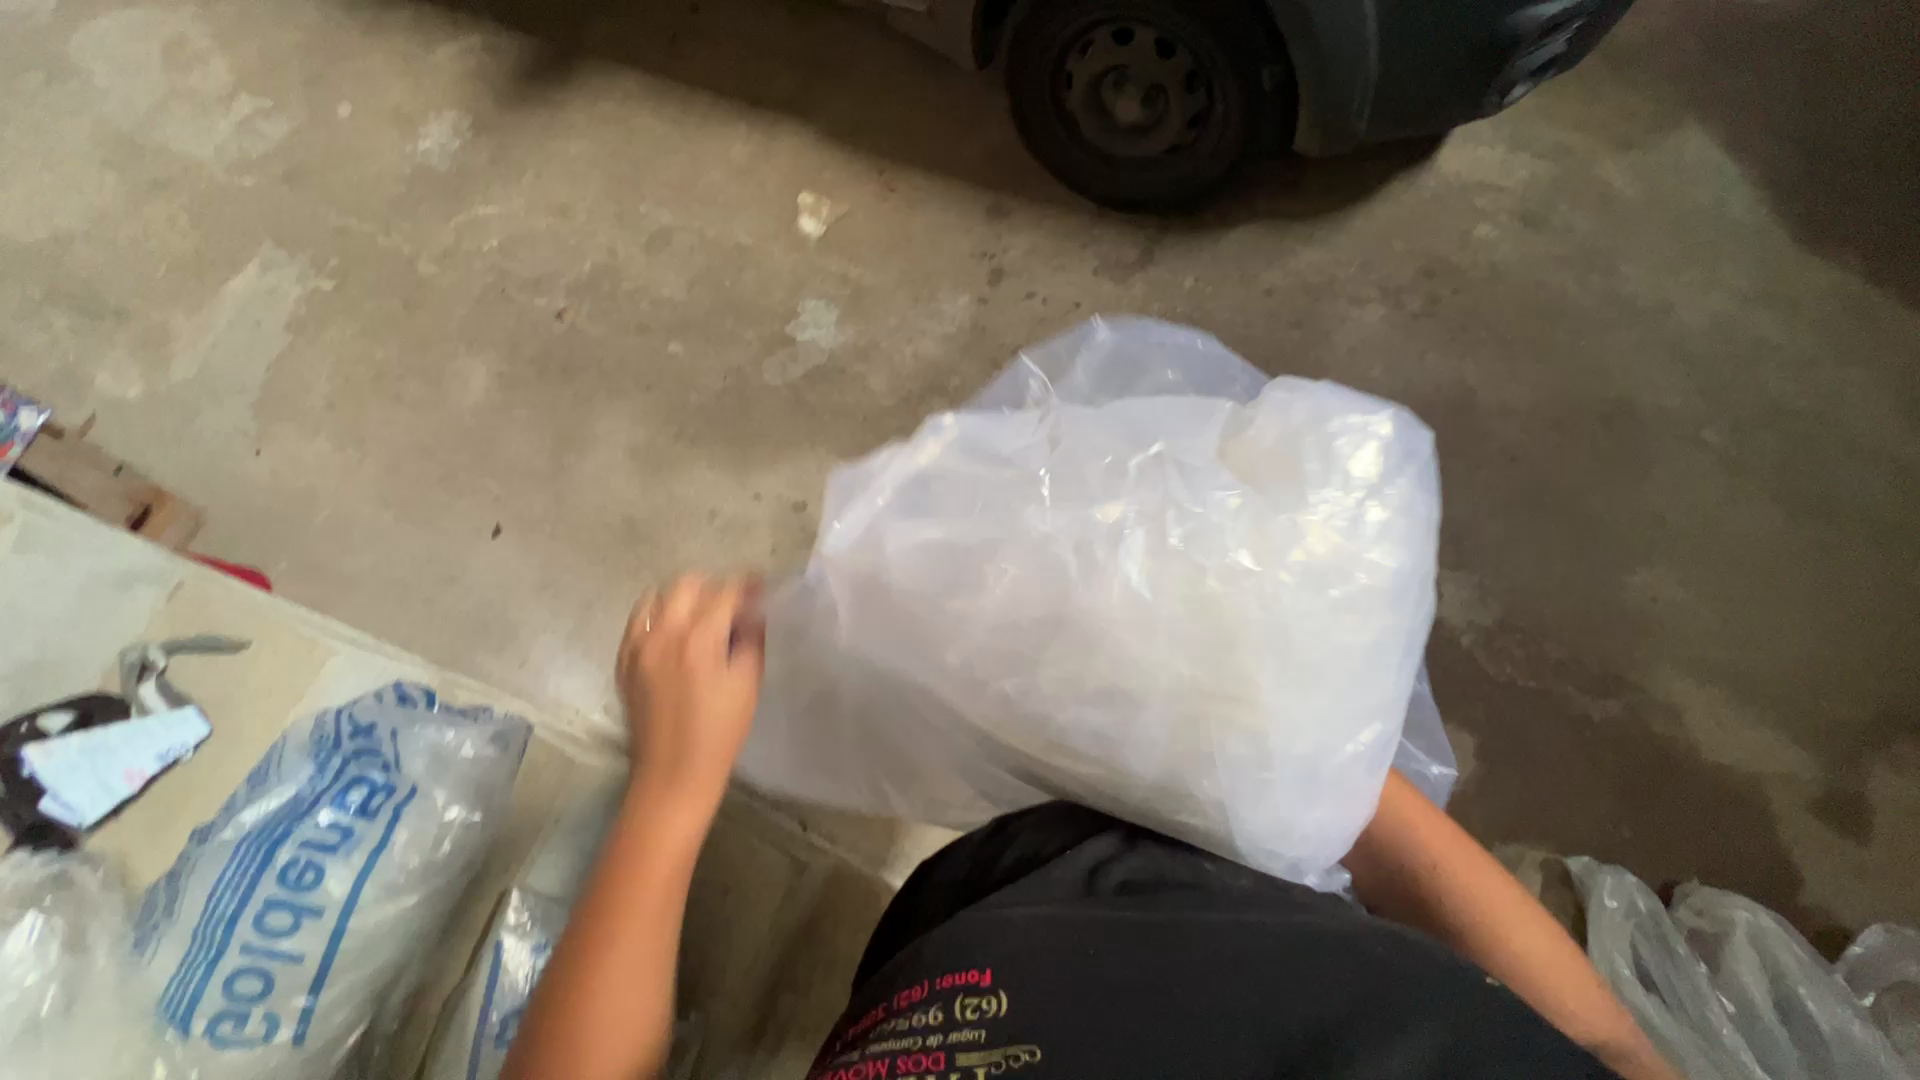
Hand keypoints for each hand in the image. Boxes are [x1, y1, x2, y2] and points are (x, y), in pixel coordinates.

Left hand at [616, 573, 765, 814]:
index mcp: (698, 639)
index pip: (725, 593)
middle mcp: (663, 634)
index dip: (746, 586)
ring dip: (682, 598)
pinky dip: (657, 618)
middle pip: (687, 584)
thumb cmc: (720, 731)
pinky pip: (638, 623)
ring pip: (656, 597)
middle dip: (713, 586)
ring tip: (699, 615)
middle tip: (732, 603)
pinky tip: (673, 636)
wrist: (673, 772)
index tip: (760, 589)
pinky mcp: (624, 662)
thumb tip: (750, 615)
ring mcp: (637, 647)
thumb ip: (750, 640)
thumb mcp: (748, 683)